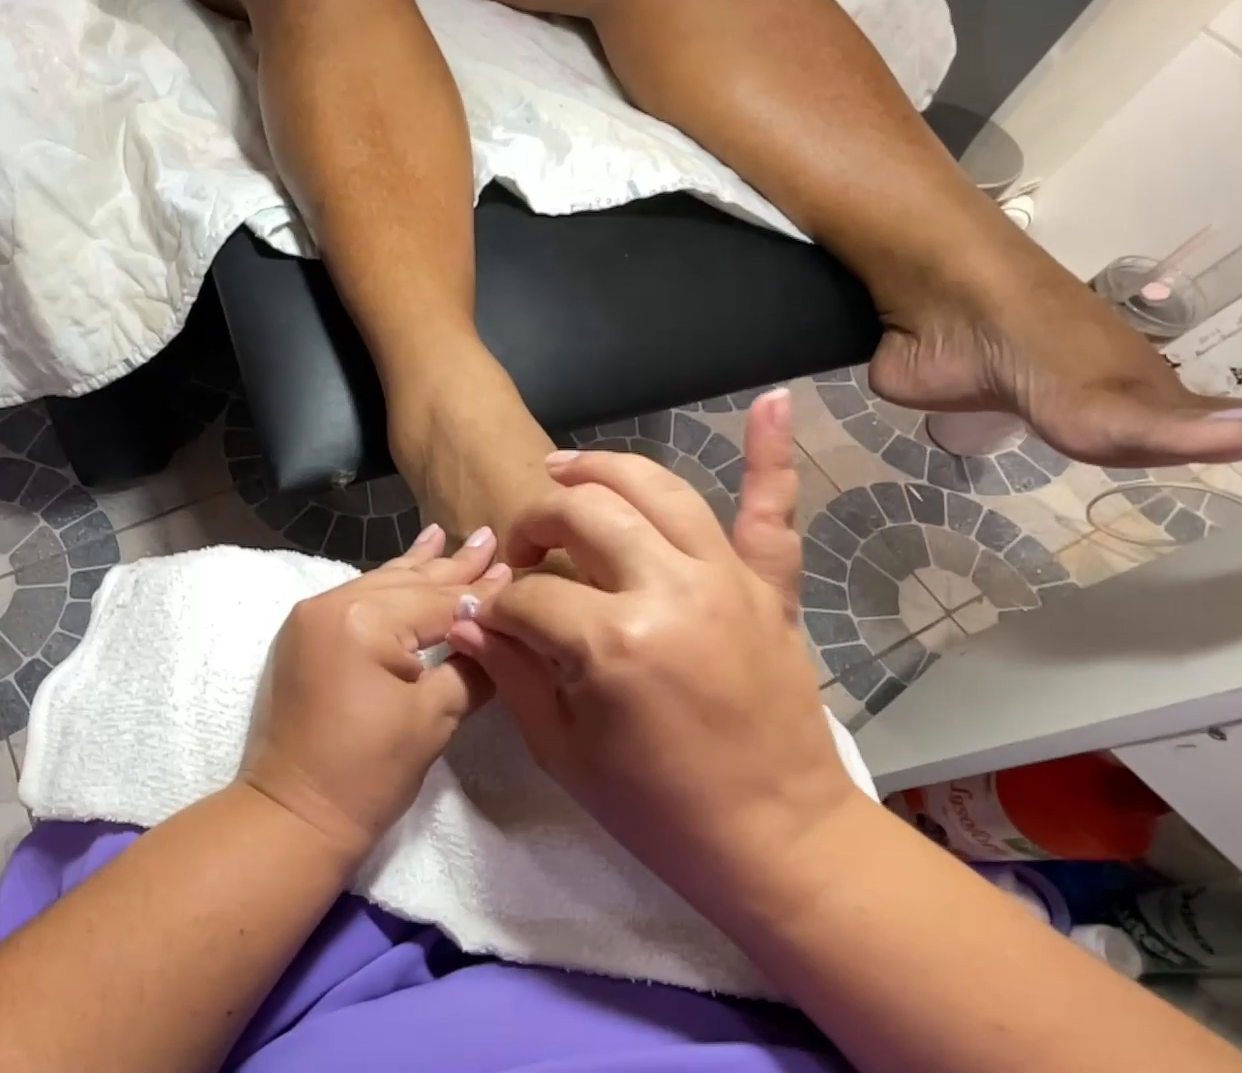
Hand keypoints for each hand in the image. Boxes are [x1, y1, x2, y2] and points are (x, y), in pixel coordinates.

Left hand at [242, 524, 511, 859]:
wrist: (294, 814)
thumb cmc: (368, 773)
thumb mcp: (434, 717)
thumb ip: (472, 665)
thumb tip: (498, 630)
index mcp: (364, 620)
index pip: (439, 601)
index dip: (482, 593)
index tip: (518, 570)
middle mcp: (332, 604)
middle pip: (407, 583)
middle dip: (452, 567)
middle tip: (490, 538)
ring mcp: (311, 617)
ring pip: (379, 586)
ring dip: (417, 568)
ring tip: (445, 536)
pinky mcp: (303, 635)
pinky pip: (355, 601)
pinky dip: (386, 587)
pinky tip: (404, 565)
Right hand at [449, 390, 863, 904]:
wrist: (771, 840)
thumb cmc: (652, 807)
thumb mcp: (560, 747)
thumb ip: (511, 669)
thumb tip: (468, 616)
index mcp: (610, 640)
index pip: (529, 591)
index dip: (501, 605)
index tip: (494, 624)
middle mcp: (668, 589)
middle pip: (582, 515)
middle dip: (535, 520)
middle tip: (521, 548)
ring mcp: (727, 580)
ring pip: (658, 489)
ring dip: (603, 470)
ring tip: (565, 471)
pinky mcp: (768, 589)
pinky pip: (772, 513)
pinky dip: (772, 455)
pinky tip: (773, 400)